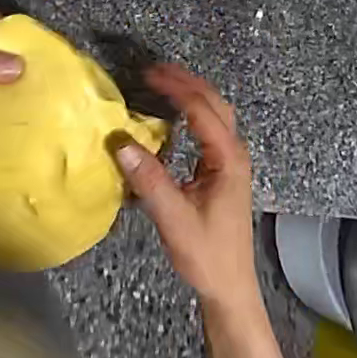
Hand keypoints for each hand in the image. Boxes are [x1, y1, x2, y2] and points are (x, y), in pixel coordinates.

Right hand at [115, 64, 261, 318]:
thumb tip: (122, 143)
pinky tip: (174, 114)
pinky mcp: (224, 170)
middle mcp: (234, 153)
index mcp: (228, 159)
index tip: (147, 75)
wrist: (229, 287)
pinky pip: (211, 127)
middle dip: (186, 81)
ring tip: (163, 82)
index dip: (175, 88)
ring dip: (191, 93)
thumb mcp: (174, 220)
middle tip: (154, 70)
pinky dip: (193, 111)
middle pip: (214, 103)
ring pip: (216, 113)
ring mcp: (231, 161)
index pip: (201, 110)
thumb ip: (150, 181)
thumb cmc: (206, 255)